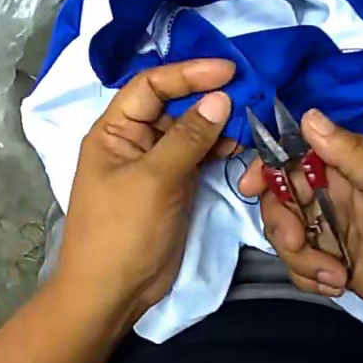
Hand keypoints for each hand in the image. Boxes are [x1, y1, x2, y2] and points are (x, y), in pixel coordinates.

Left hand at [52, 59, 236, 324]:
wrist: (112, 292)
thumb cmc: (122, 232)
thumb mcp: (154, 180)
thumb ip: (187, 138)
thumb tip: (219, 99)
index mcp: (113, 131)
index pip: (150, 87)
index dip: (186, 73)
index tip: (228, 70)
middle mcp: (132, 141)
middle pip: (171, 106)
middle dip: (207, 97)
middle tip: (249, 93)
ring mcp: (153, 165)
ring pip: (188, 132)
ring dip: (216, 125)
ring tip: (250, 121)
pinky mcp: (171, 187)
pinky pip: (195, 158)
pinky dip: (216, 150)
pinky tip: (240, 147)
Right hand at [239, 109, 362, 330]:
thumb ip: (355, 154)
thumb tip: (308, 115)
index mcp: (355, 168)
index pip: (298, 154)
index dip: (269, 166)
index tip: (249, 186)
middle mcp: (337, 195)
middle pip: (281, 197)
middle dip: (281, 222)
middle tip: (295, 242)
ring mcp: (332, 231)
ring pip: (284, 234)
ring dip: (299, 257)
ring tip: (334, 275)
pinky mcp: (330, 263)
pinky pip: (297, 265)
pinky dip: (309, 277)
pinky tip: (338, 285)